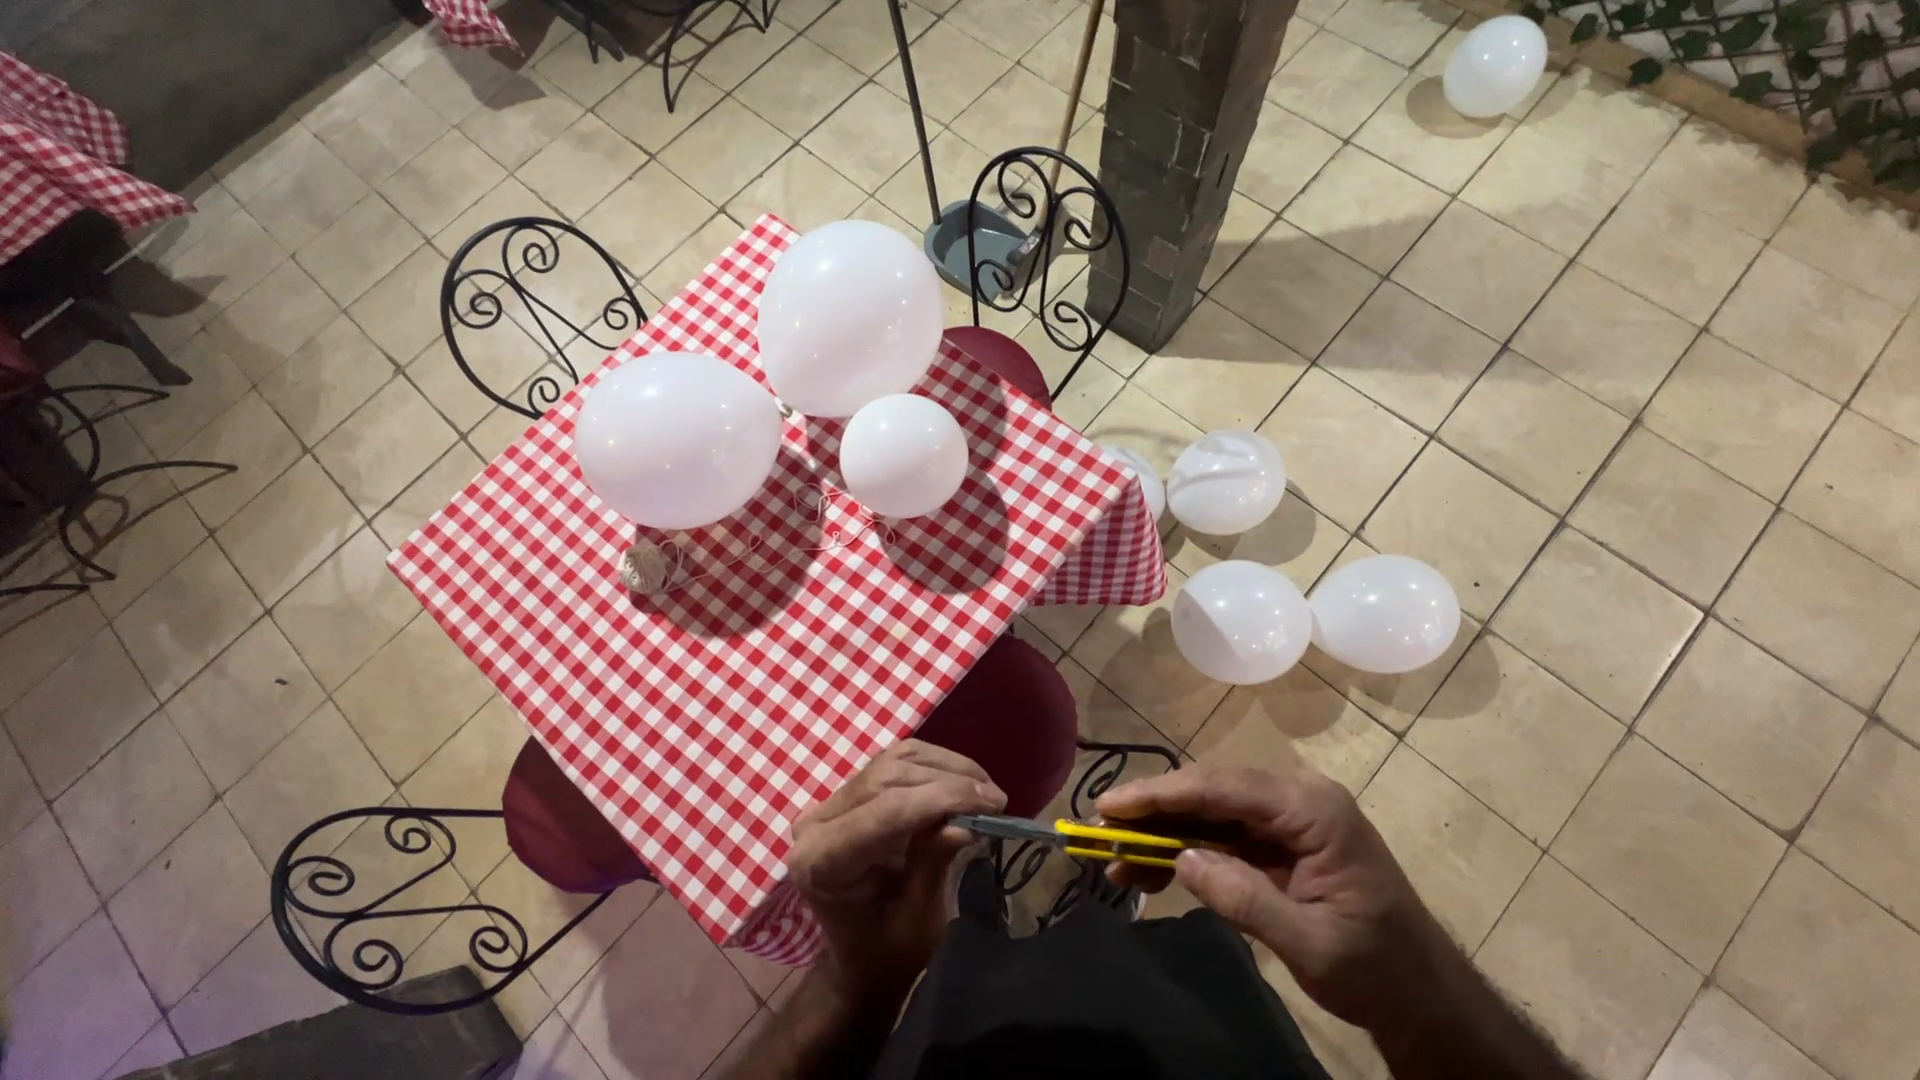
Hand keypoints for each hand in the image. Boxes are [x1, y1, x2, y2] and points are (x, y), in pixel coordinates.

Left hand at [787, 740, 1005, 1003]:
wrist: (861, 959)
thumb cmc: (887, 953)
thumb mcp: (918, 922)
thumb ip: (934, 865)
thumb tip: (967, 824)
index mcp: (822, 862)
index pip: (883, 811)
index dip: (940, 798)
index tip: (992, 803)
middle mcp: (817, 822)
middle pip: (888, 778)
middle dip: (949, 781)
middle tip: (997, 801)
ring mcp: (832, 803)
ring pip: (895, 761)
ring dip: (948, 768)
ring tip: (986, 791)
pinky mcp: (852, 792)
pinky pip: (896, 762)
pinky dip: (936, 765)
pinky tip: (965, 782)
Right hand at [1097, 762, 1454, 1031]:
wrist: (1423, 995)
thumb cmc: (1377, 968)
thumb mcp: (1311, 943)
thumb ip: (1245, 898)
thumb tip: (1181, 859)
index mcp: (1313, 810)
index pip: (1223, 787)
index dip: (1162, 794)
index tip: (1111, 804)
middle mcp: (1297, 800)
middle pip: (1210, 791)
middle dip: (1154, 809)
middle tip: (1101, 826)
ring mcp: (1287, 819)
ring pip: (1209, 811)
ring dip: (1163, 832)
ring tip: (1115, 856)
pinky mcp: (1278, 842)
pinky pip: (1221, 836)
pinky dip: (1184, 851)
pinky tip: (1148, 869)